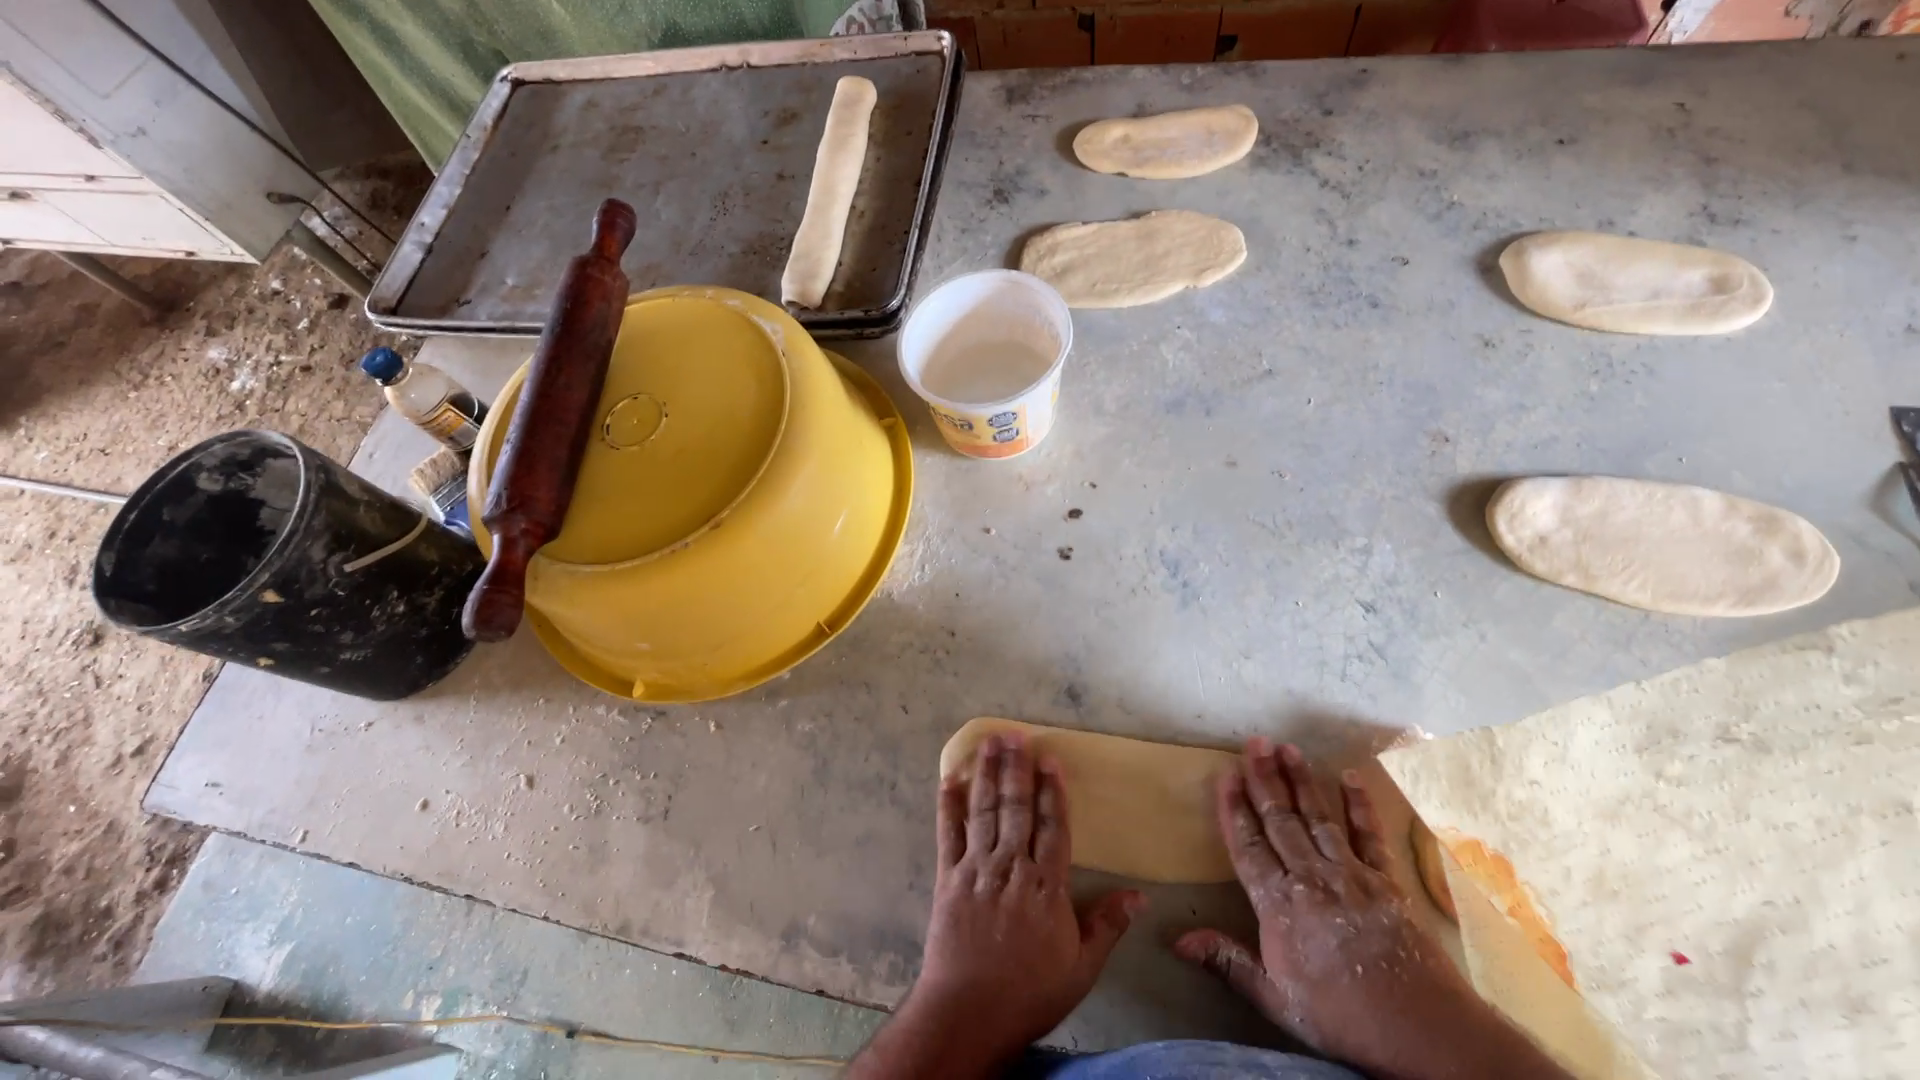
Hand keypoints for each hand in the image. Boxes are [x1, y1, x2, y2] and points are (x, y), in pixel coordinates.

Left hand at [847, 733, 1143, 1079]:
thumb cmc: (1030, 992)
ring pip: (984, 811)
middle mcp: (1011, 867)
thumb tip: (1140, 895)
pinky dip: (948, 804)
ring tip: (989, 742)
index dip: (1053, 790)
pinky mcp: (947, 878)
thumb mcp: (1081, 966)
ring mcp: (976, 869)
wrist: (970, 1011)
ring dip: (987, 774)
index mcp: (1047, 885)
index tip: (1050, 758)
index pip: (1054, 826)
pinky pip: (947, 834)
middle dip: (1016, 769)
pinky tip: (949, 779)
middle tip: (1015, 735)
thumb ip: (1108, 925)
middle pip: (1016, 808)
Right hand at [1175, 738, 1574, 1079]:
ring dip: (1302, 781)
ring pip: (1318, 817)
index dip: (1234, 808)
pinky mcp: (1385, 881)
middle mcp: (1311, 879)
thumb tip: (1177, 940)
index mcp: (1278, 905)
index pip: (1248, 846)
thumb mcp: (1275, 998)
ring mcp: (1351, 875)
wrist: (1422, 1029)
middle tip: (1255, 742)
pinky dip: (1359, 805)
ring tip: (1288, 747)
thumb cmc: (1340, 1016)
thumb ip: (1227, 961)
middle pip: (1280, 821)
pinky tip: (1349, 778)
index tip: (1226, 774)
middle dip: (1264, 779)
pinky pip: (1368, 835)